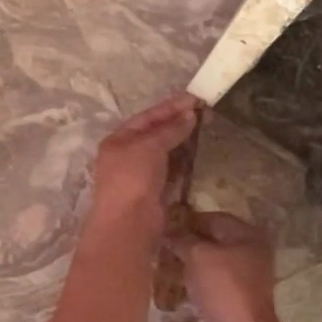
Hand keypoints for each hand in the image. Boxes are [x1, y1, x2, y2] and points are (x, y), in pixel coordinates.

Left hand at [87, 93, 200, 233]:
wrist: (129, 223)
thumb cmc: (132, 178)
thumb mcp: (149, 146)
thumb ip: (170, 129)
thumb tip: (189, 115)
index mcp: (117, 140)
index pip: (146, 117)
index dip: (169, 107)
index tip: (194, 98)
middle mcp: (126, 155)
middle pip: (155, 133)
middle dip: (177, 122)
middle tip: (204, 112)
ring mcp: (139, 175)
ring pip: (163, 151)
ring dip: (181, 140)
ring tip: (204, 127)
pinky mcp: (153, 191)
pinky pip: (170, 169)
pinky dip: (182, 160)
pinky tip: (196, 152)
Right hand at [168, 211, 278, 321]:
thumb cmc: (222, 287)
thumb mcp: (197, 255)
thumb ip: (182, 238)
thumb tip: (168, 229)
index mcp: (247, 234)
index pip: (212, 218)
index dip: (185, 221)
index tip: (162, 228)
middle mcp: (251, 250)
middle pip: (212, 240)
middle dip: (186, 243)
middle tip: (160, 247)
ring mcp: (246, 275)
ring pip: (211, 261)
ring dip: (189, 263)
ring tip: (164, 266)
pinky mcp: (238, 295)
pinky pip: (212, 281)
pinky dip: (196, 281)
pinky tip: (177, 286)